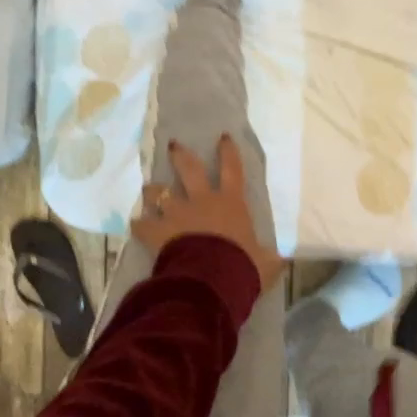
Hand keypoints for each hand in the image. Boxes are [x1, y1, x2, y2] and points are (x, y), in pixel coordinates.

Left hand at [130, 136, 285, 292]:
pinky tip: (134, 225)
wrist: (211, 280)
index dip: (228, 152)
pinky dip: (138, 225)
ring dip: (153, 190)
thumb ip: (269, 259)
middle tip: (173, 146)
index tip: (223, 137)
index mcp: (230, 203)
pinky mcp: (158, 231)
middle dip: (181, 155)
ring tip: (147, 189)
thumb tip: (282, 261)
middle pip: (189, 169)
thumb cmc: (240, 266)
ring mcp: (177, 213)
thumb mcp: (264, 264)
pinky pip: (142, 224)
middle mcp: (202, 201)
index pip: (232, 169)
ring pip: (159, 192)